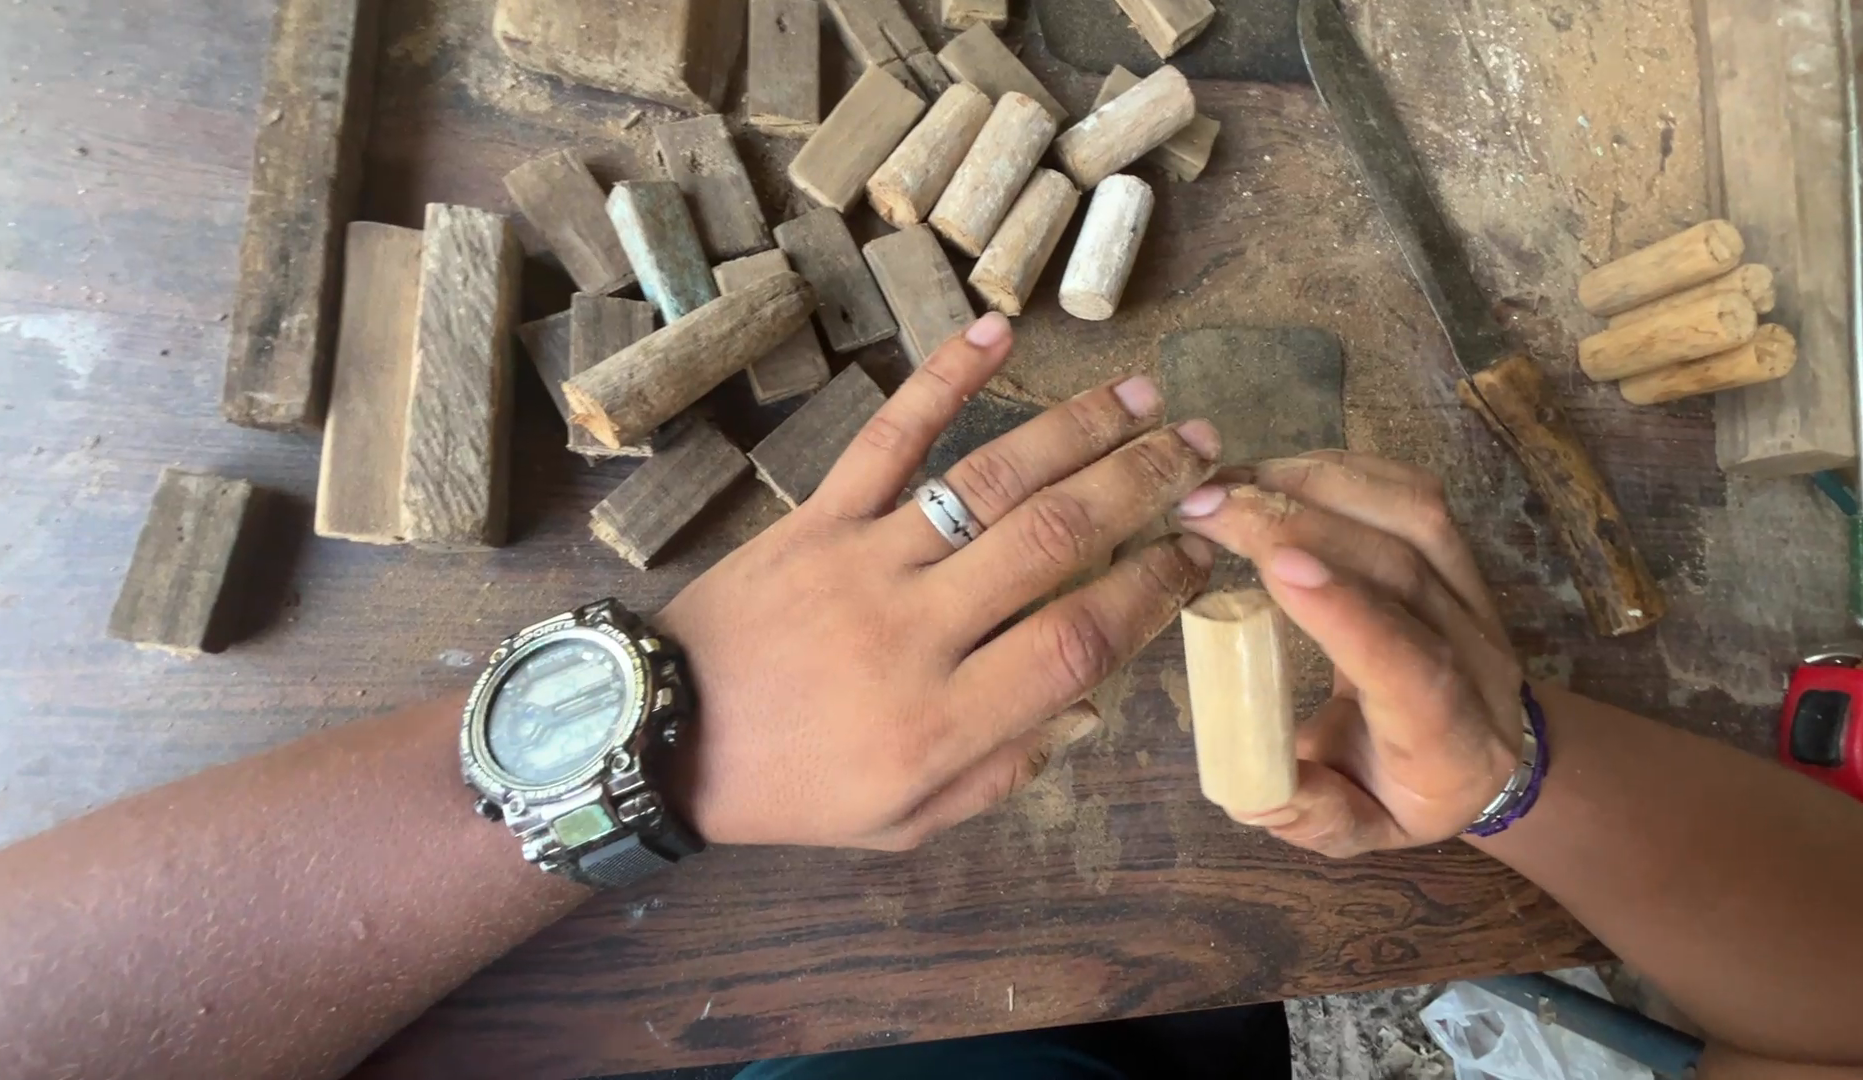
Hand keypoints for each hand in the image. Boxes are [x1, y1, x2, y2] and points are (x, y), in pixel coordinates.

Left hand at [658, 313, 1221, 850]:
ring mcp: (863, 558)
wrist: (663, 735)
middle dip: (1141, 485)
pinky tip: (995, 333)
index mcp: (942, 721)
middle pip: (1054, 539)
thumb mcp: (904, 822)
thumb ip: (1004, 770)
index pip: (1079, 640)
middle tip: (1200, 448)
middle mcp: (915, 629)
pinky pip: (886, 438)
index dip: (1152, 589)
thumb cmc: (791, 788)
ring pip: (990, 479)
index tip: (1196, 549)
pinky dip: (940, 380)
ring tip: (1144, 395)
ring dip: (1077, 429)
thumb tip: (1087, 701)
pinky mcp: (816, 516)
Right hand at [1174, 451, 1524, 856]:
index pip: (1409, 661)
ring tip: (1222, 482)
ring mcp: (1468, 588)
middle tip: (1200, 506)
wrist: (1488, 747)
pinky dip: (1331, 468)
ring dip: (1307, 483)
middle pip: (1396, 564)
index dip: (1347, 610)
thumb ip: (1308, 815)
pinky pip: (1404, 488)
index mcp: (1444, 730)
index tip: (1275, 565)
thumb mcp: (1354, 827)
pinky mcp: (1451, 549)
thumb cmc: (1401, 786)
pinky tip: (1269, 471)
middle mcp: (1472, 648)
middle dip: (1293, 522)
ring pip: (1406, 511)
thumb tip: (1249, 787)